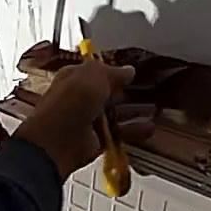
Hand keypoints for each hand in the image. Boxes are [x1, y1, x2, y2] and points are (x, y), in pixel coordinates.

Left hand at [12, 59, 154, 177]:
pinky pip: (119, 132)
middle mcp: (80, 98)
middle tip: (147, 87)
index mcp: (74, 78)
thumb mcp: (94, 75)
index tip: (132, 70)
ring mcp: (88, 119)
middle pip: (107, 92)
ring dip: (133, 110)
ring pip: (115, 113)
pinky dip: (134, 130)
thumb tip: (129, 70)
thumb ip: (113, 71)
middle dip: (125, 90)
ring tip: (153, 106)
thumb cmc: (70, 102)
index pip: (96, 70)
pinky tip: (149, 127)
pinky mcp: (97, 139)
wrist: (57, 142)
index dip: (113, 69)